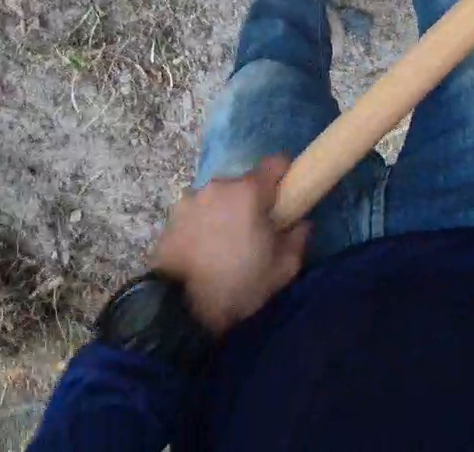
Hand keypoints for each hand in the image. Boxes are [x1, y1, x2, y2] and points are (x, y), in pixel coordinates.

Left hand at [147, 157, 311, 336]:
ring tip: (225, 244)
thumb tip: (302, 223)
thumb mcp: (282, 270)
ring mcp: (190, 199)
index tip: (287, 200)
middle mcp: (219, 185)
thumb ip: (298, 239)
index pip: (277, 162)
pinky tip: (204, 251)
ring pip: (220, 198)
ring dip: (227, 211)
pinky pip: (198, 212)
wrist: (176, 311)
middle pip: (245, 183)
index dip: (285, 178)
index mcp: (249, 190)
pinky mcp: (171, 218)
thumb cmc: (236, 285)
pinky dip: (204, 223)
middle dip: (253, 201)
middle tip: (256, 231)